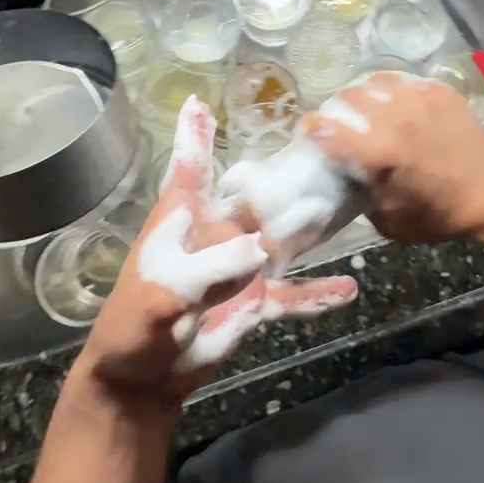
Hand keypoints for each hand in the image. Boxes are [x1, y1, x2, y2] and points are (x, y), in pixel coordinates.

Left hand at [68, 97, 358, 416]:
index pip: (189, 168)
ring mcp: (238, 269)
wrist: (142, 381)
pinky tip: (348, 288)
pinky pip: (292, 293)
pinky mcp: (253, 301)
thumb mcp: (165, 294)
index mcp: (181, 221)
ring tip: (342, 210)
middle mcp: (214, 236)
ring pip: (279, 240)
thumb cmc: (135, 327)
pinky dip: (318, 292)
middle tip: (318, 156)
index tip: (196, 101)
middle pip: (252, 199)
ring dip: (306, 229)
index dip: (193, 134)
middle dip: (279, 181)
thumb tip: (262, 249)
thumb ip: (211, 269)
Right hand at [303, 73, 483, 244]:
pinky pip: (406, 81)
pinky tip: (399, 106)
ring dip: (366, 95)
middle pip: (348, 97)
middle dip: (338, 109)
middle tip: (341, 123)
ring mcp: (420, 99)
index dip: (312, 129)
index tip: (310, 134)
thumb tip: (350, 176)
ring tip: (369, 109)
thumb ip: (362, 194)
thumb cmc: (441, 216)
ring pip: (376, 81)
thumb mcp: (390, 222)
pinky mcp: (441, 92)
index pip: (327, 129)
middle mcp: (396, 118)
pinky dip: (395, 92)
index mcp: (379, 152)